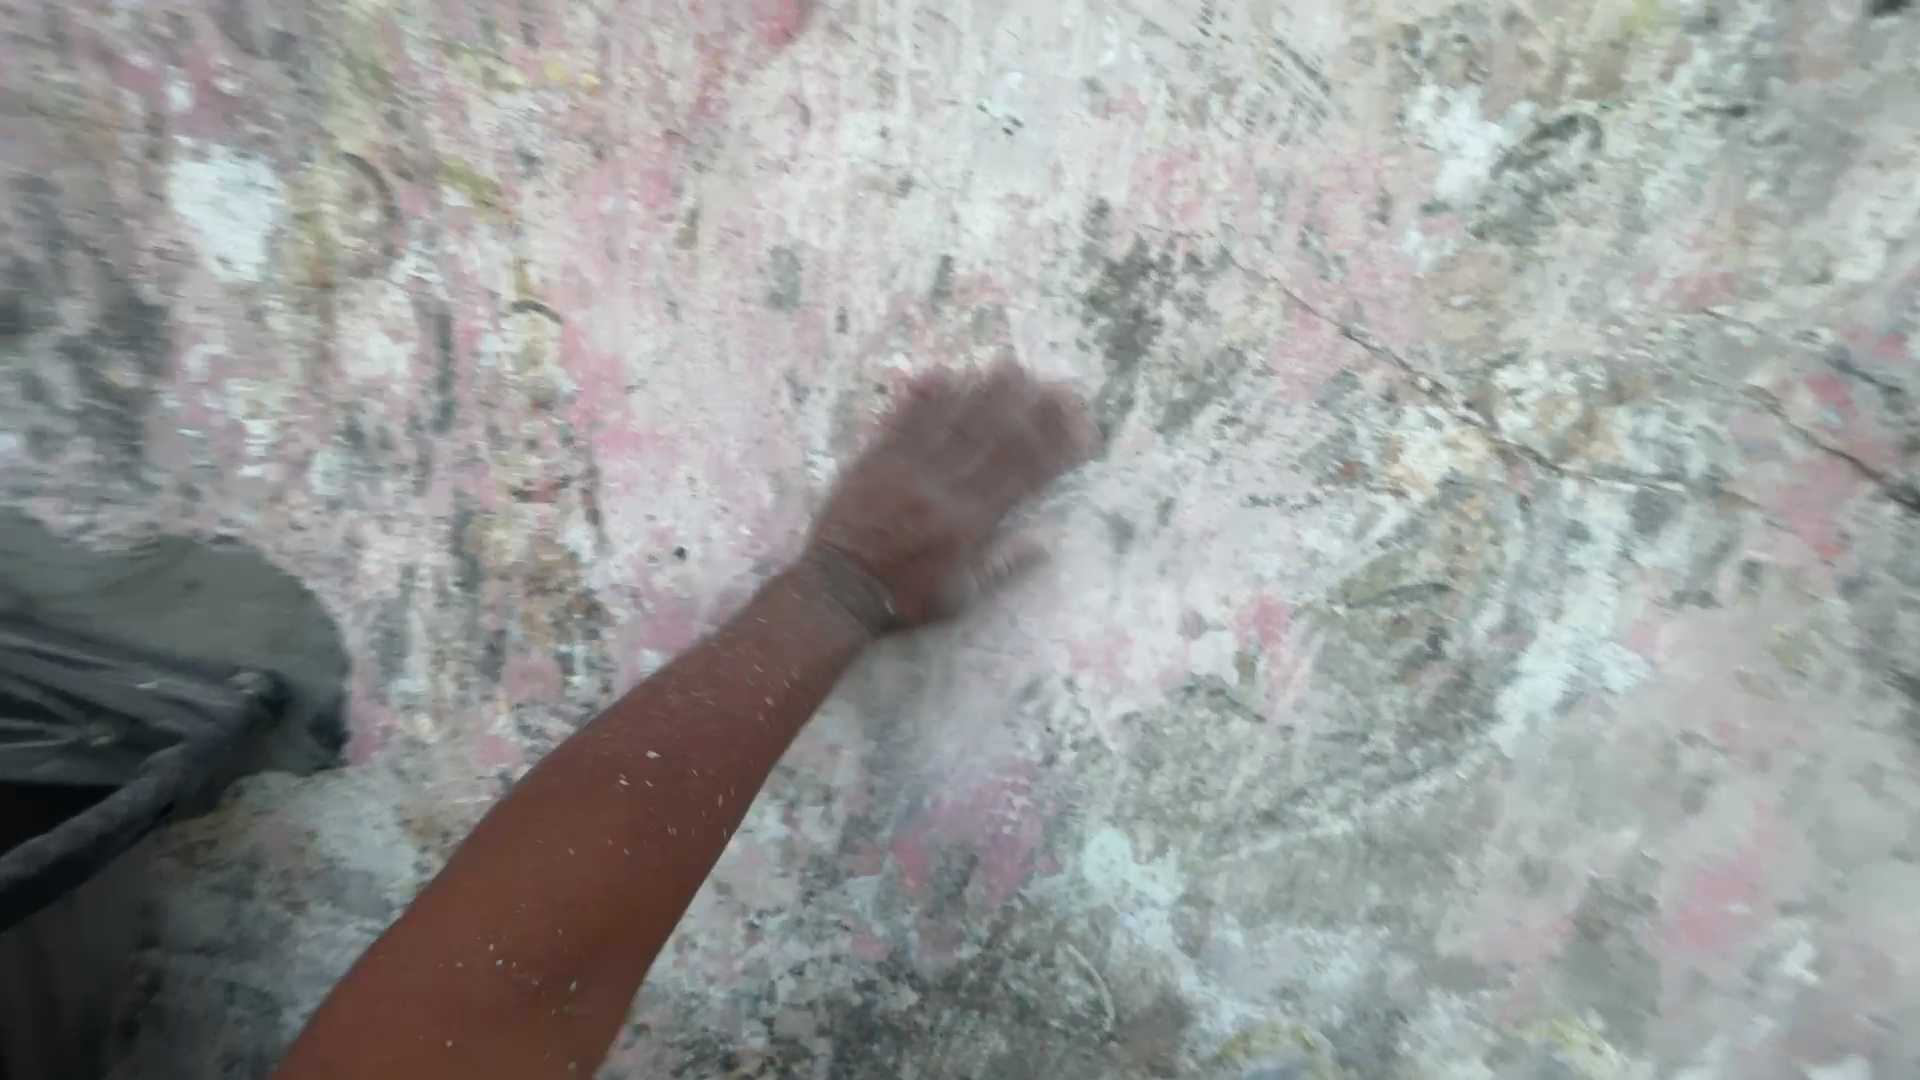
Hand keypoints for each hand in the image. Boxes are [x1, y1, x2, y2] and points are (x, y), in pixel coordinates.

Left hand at [803, 362, 1095, 634]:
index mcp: (969, 523)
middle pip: (993, 438)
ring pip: (952, 422)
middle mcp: (944, 488)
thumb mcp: (960, 595)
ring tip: (1009, 367)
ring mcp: (907, 469)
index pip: (1023, 474)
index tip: (1080, 423)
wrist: (838, 591)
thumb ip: (1003, 565)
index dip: (1055, 446)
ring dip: (983, 391)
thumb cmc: (903, 598)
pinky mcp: (874, 460)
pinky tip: (940, 372)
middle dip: (1028, 408)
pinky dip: (921, 396)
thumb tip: (1048, 541)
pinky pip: (901, 421)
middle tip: (1053, 382)